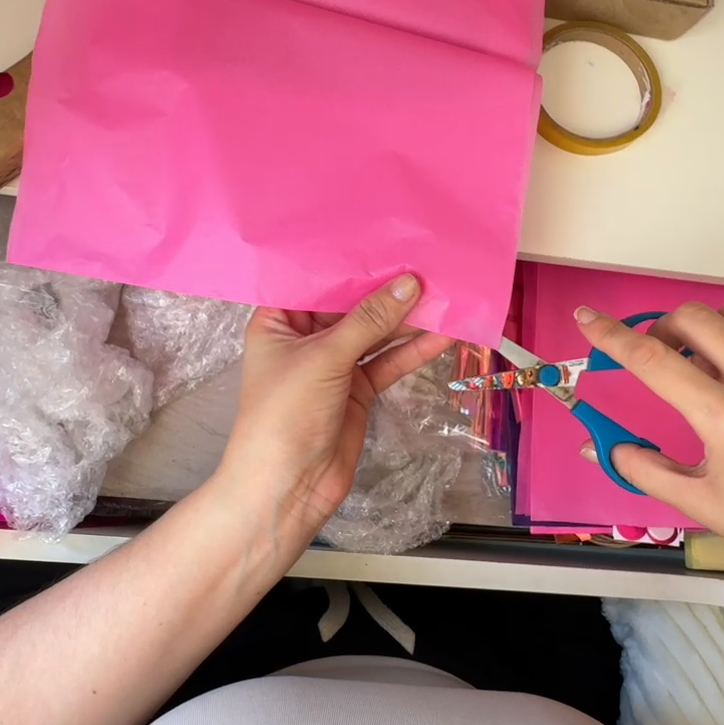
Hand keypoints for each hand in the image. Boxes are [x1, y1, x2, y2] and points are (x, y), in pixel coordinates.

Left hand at [213, 275, 455, 539]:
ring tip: (445, 291)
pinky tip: (443, 333)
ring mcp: (333, 363)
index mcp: (279, 320)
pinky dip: (413, 350)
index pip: (315, 279)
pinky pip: (388, 361)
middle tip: (426, 259)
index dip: (349, 260)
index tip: (386, 236)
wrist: (287, 488)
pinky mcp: (357, 388)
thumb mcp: (324, 357)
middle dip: (385, 288)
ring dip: (406, 318)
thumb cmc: (285, 413)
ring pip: (374, 332)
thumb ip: (368, 320)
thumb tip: (409, 283)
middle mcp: (305, 336)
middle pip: (350, 304)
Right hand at [575, 303, 723, 608]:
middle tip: (660, 354)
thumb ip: (644, 469)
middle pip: (695, 317)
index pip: (652, 359)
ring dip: (708, 331)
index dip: (611, 334)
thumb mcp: (702, 505)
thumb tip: (601, 445)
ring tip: (708, 367)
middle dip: (663, 326)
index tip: (586, 316)